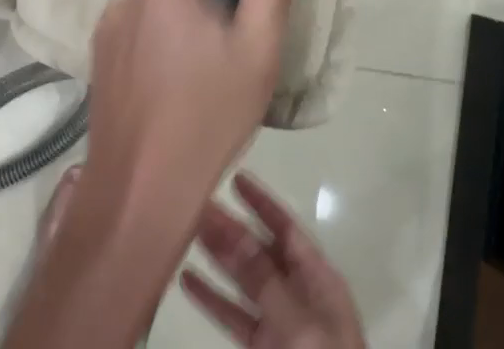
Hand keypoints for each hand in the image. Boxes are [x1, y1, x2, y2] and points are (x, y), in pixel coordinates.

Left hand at [2, 0, 306, 348]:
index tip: (238, 37)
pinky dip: (150, 58)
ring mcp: (105, 27)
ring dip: (173, 38)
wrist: (144, 185)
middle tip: (221, 69)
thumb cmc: (210, 116)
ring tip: (192, 89)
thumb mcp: (258, 50)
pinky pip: (132, 41)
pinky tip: (164, 98)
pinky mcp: (94, 58)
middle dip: (200, 19)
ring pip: (154, 17)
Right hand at [183, 172, 365, 348]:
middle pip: (260, 253)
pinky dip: (211, 299)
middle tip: (194, 203)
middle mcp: (299, 296)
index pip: (288, 230)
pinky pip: (234, 317)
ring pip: (243, 283)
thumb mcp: (297, 322)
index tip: (234, 178)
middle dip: (230, 228)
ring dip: (215, 260)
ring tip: (184, 233)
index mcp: (320, 281)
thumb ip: (261, 278)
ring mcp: (281, 325)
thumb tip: (230, 229)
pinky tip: (185, 281)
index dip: (263, 204)